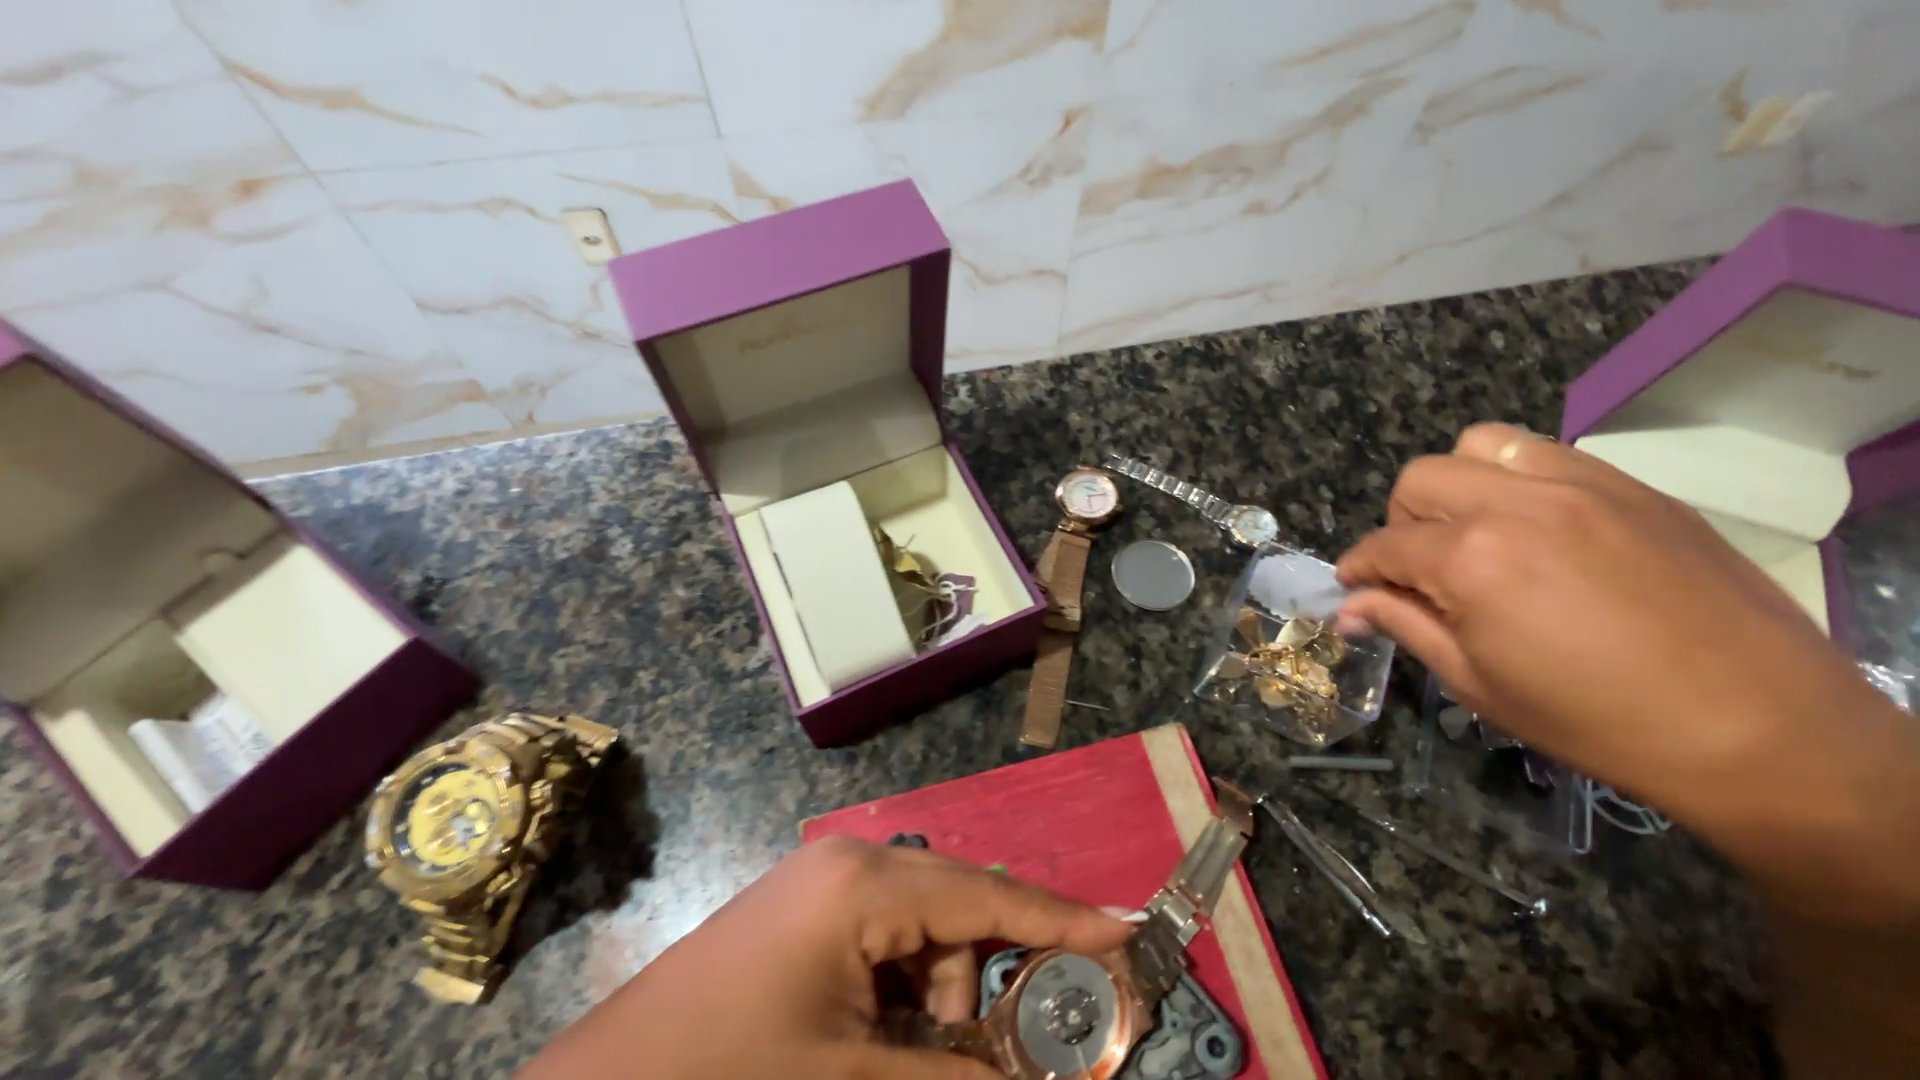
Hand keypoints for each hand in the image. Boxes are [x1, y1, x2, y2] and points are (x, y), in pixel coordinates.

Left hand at [516, 837, 1132, 1079]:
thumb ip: (957, 1078)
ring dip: (948, 998)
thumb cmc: (730, 1071)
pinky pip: (885, 943)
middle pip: (962, 908)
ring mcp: (822, 884)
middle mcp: (850, 864)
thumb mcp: (853, 1079)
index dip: (1065, 920)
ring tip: (935, 1058)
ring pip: (925, 931)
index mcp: (866, 884)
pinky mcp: (804, 913)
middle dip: (1000, 975)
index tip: (1130, 936)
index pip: (991, 896)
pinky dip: (907, 993)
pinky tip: (891, 1041)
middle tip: (1028, 1042)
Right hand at [1334, 423, 1919, 918]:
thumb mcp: (1481, 685)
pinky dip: (1516, 479)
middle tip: (1418, 572)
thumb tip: (1351, 606)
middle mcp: (1516, 503)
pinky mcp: (1632, 487)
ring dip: (1456, 486)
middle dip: (1400, 525)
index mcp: (1471, 560)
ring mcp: (1581, 485)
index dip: (1357, 569)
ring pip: (1480, 446)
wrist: (1758, 726)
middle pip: (1420, 481)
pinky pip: (1548, 454)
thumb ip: (1406, 627)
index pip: (1384, 546)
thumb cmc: (1598, 722)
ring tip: (1474, 534)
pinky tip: (1536, 528)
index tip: (1353, 590)